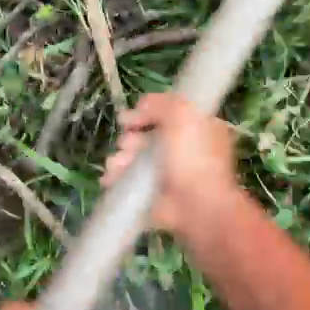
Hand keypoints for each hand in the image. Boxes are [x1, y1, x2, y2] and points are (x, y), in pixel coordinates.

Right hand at [105, 92, 239, 237]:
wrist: (198, 206)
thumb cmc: (193, 156)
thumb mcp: (182, 115)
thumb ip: (160, 104)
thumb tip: (139, 108)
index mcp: (199, 128)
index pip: (168, 114)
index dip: (146, 113)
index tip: (128, 118)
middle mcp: (185, 150)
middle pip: (148, 137)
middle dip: (130, 139)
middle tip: (126, 145)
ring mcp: (170, 175)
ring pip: (136, 160)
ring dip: (121, 159)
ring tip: (117, 165)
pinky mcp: (156, 196)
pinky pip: (131, 183)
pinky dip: (117, 179)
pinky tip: (110, 179)